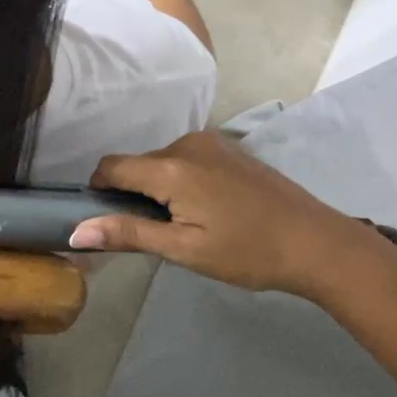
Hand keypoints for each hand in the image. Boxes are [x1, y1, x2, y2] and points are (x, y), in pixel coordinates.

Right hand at [70, 132, 396, 299]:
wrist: (320, 245)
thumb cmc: (248, 252)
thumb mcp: (184, 249)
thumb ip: (128, 233)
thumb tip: (76, 232)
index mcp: (171, 167)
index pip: (111, 166)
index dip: (100, 191)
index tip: (110, 221)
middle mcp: (187, 144)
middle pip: (137, 164)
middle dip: (134, 193)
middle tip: (157, 233)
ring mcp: (212, 143)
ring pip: (162, 162)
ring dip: (160, 188)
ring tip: (187, 225)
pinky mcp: (231, 149)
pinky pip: (187, 160)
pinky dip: (183, 181)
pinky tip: (209, 211)